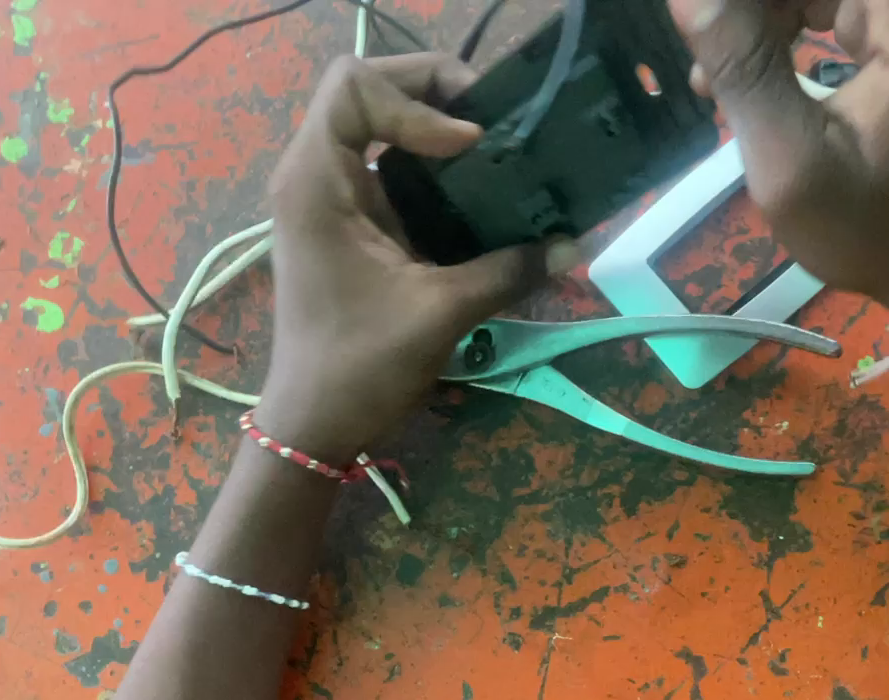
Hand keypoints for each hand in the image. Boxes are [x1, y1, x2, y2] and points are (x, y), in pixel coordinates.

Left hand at [256, 53, 577, 462]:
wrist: (317, 424)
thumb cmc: (362, 367)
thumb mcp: (440, 313)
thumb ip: (507, 272)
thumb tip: (572, 245)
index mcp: (317, 182)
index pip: (357, 85)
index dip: (418, 96)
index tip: (469, 144)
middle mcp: (316, 178)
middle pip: (369, 94)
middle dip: (433, 95)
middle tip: (493, 121)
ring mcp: (332, 206)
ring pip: (381, 134)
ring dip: (436, 135)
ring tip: (495, 151)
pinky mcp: (350, 234)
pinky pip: (391, 181)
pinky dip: (432, 178)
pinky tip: (475, 199)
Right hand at [669, 0, 888, 347]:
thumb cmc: (875, 232)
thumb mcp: (792, 167)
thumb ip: (743, 71)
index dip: (742, 0)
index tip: (697, 27)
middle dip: (754, 9)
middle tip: (708, 65)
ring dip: (767, 14)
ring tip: (718, 78)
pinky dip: (796, 16)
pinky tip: (761, 65)